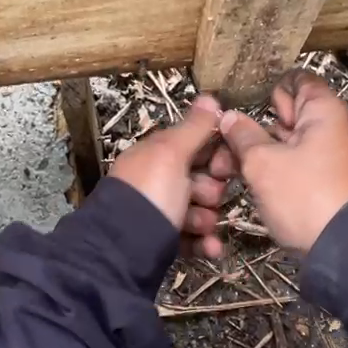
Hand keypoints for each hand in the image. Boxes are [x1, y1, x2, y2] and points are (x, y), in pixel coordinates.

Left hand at [108, 94, 235, 258]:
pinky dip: (203, 243)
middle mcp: (155, 181)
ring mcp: (158, 213)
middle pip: (199, 180)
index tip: (224, 165)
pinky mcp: (162, 243)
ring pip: (198, 211)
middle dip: (211, 190)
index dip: (215, 154)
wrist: (123, 250)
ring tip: (201, 225)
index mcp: (155, 154)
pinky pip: (191, 239)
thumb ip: (193, 128)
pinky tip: (212, 248)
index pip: (193, 145)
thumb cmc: (151, 192)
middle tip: (207, 196)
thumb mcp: (172, 153)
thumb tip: (209, 96)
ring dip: (207, 218)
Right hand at [217, 70, 347, 253]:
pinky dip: (268, 173)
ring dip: (253, 155)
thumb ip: (241, 135)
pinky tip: (244, 186)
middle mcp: (327, 129)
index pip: (294, 80)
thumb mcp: (264, 162)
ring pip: (281, 144)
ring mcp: (324, 158)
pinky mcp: (319, 185)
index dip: (267, 89)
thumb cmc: (306, 195)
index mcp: (321, 110)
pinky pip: (288, 167)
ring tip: (223, 173)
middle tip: (221, 149)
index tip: (241, 106)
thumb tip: (228, 116)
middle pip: (282, 115)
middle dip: (249, 128)